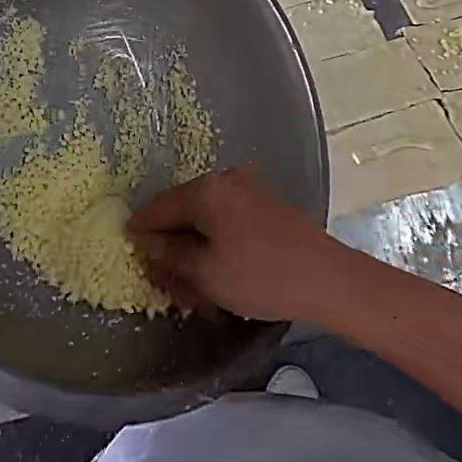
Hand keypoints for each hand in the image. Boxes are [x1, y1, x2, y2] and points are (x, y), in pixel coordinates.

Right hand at [127, 169, 332, 320]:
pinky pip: (228, 218)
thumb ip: (169, 257)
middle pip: (182, 209)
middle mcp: (223, 180)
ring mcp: (248, 189)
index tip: (130, 249)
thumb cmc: (262, 276)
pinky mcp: (266, 204)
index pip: (158, 208)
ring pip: (206, 216)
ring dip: (194, 242)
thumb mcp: (206, 274)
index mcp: (204, 190)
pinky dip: (216, 238)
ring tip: (191, 277)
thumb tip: (147, 245)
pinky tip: (218, 266)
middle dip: (170, 240)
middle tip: (161, 272)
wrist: (331, 280)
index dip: (142, 231)